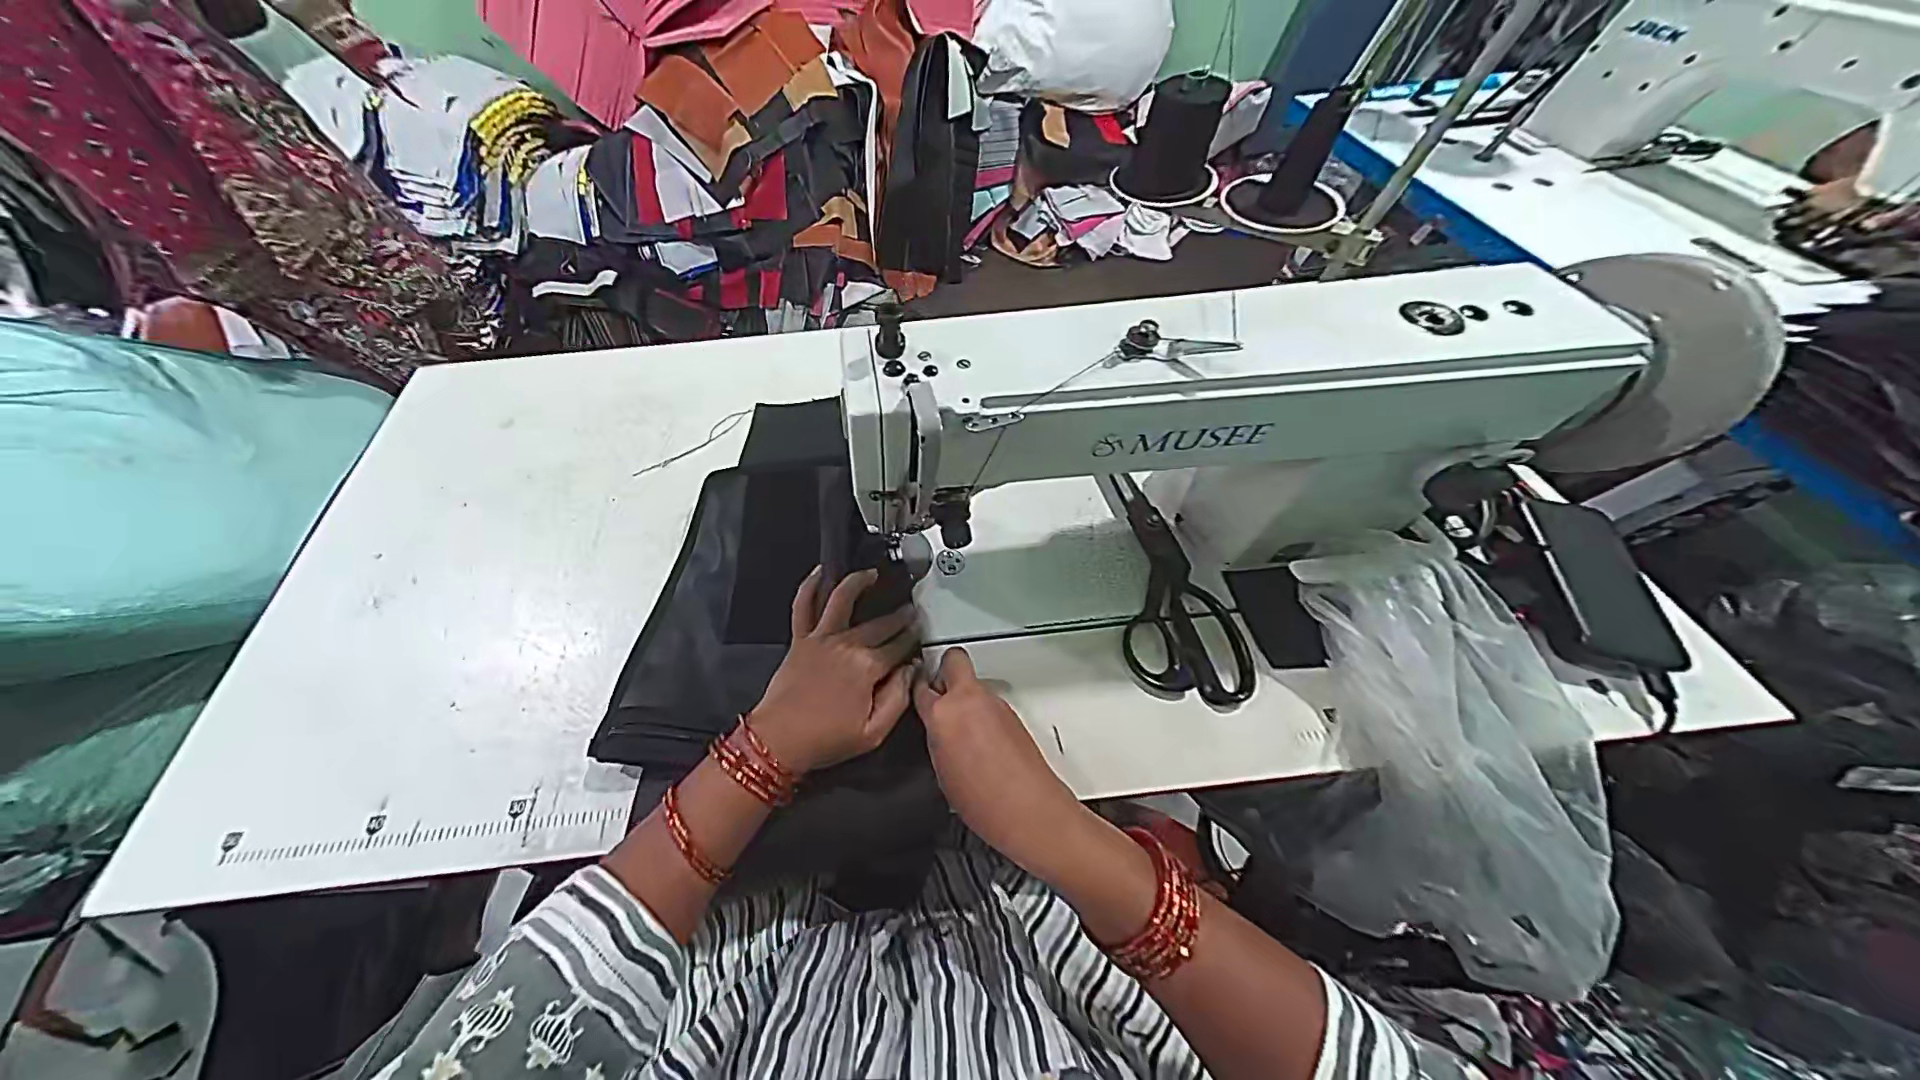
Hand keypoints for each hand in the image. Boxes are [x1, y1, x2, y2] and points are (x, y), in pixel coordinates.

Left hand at [747, 568, 918, 773]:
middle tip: (910, 611)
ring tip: (871, 575)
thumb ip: (899, 699)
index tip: (920, 635)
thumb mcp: (874, 732)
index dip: (913, 639)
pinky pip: (803, 606)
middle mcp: (845, 646)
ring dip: (858, 582)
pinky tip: (819, 574)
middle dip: (900, 615)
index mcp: (867, 668)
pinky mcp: (800, 640)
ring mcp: (821, 639)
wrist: (777, 742)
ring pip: (842, 599)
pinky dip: (810, 586)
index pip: (900, 646)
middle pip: (880, 623)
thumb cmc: (822, 739)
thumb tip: (910, 673)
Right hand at [915, 647, 1087, 871]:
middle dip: (945, 669)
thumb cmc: (987, 801)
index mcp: (943, 713)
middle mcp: (971, 700)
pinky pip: (991, 703)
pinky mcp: (1013, 714)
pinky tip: (983, 741)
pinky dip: (985, 714)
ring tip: (964, 729)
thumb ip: (935, 738)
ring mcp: (996, 704)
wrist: (1029, 809)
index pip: (921, 686)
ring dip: (968, 697)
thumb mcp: (940, 771)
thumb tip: (935, 730)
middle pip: (954, 660)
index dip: (917, 690)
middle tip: (940, 690)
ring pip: (975, 683)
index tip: (917, 693)